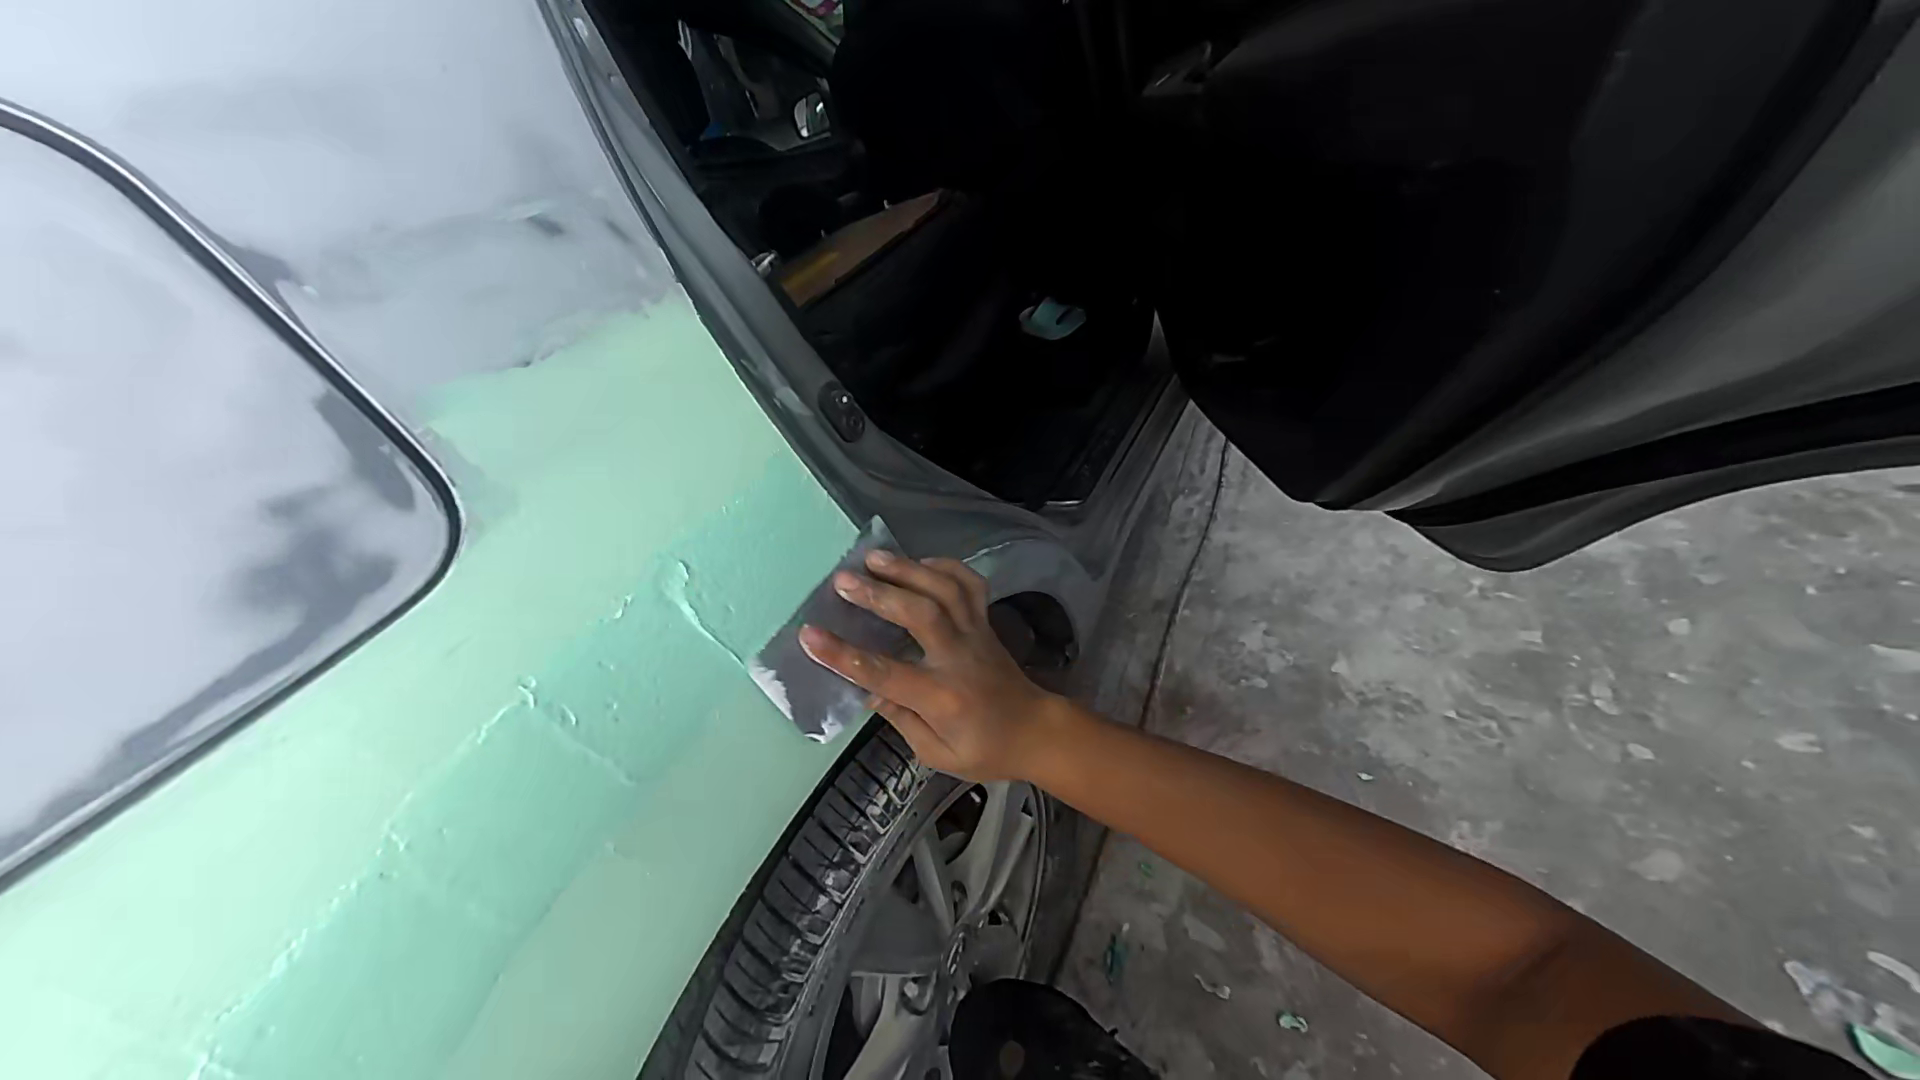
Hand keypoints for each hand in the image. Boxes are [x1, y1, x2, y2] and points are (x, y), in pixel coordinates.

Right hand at [798, 550, 1074, 781]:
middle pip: (921, 615)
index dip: (843, 655)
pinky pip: (970, 584)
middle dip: (880, 594)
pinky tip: (920, 562)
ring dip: (909, 569)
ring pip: (946, 590)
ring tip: (873, 557)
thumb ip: (901, 718)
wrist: (1036, 730)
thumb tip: (867, 688)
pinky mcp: (986, 621)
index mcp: (943, 697)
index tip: (809, 636)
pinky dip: (946, 566)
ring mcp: (976, 633)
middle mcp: (959, 657)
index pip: (886, 673)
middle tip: (843, 580)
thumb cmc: (984, 749)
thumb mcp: (936, 753)